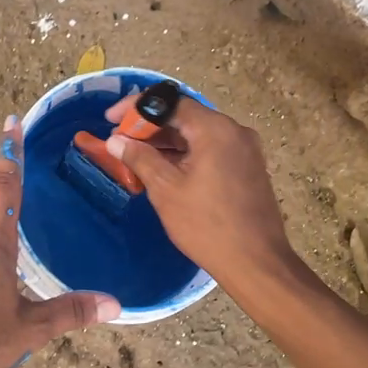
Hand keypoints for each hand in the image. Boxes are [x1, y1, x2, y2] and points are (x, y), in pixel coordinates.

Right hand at [105, 93, 292, 285]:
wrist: (257, 264)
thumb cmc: (207, 225)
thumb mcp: (166, 189)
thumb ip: (140, 158)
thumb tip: (115, 140)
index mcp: (215, 129)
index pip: (170, 103)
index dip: (136, 107)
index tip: (110, 120)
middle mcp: (234, 131)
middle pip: (185, 116)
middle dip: (150, 126)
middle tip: (120, 140)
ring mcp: (245, 149)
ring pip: (198, 134)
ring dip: (167, 141)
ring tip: (136, 156)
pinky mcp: (248, 168)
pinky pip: (211, 149)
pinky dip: (186, 153)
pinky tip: (165, 169)